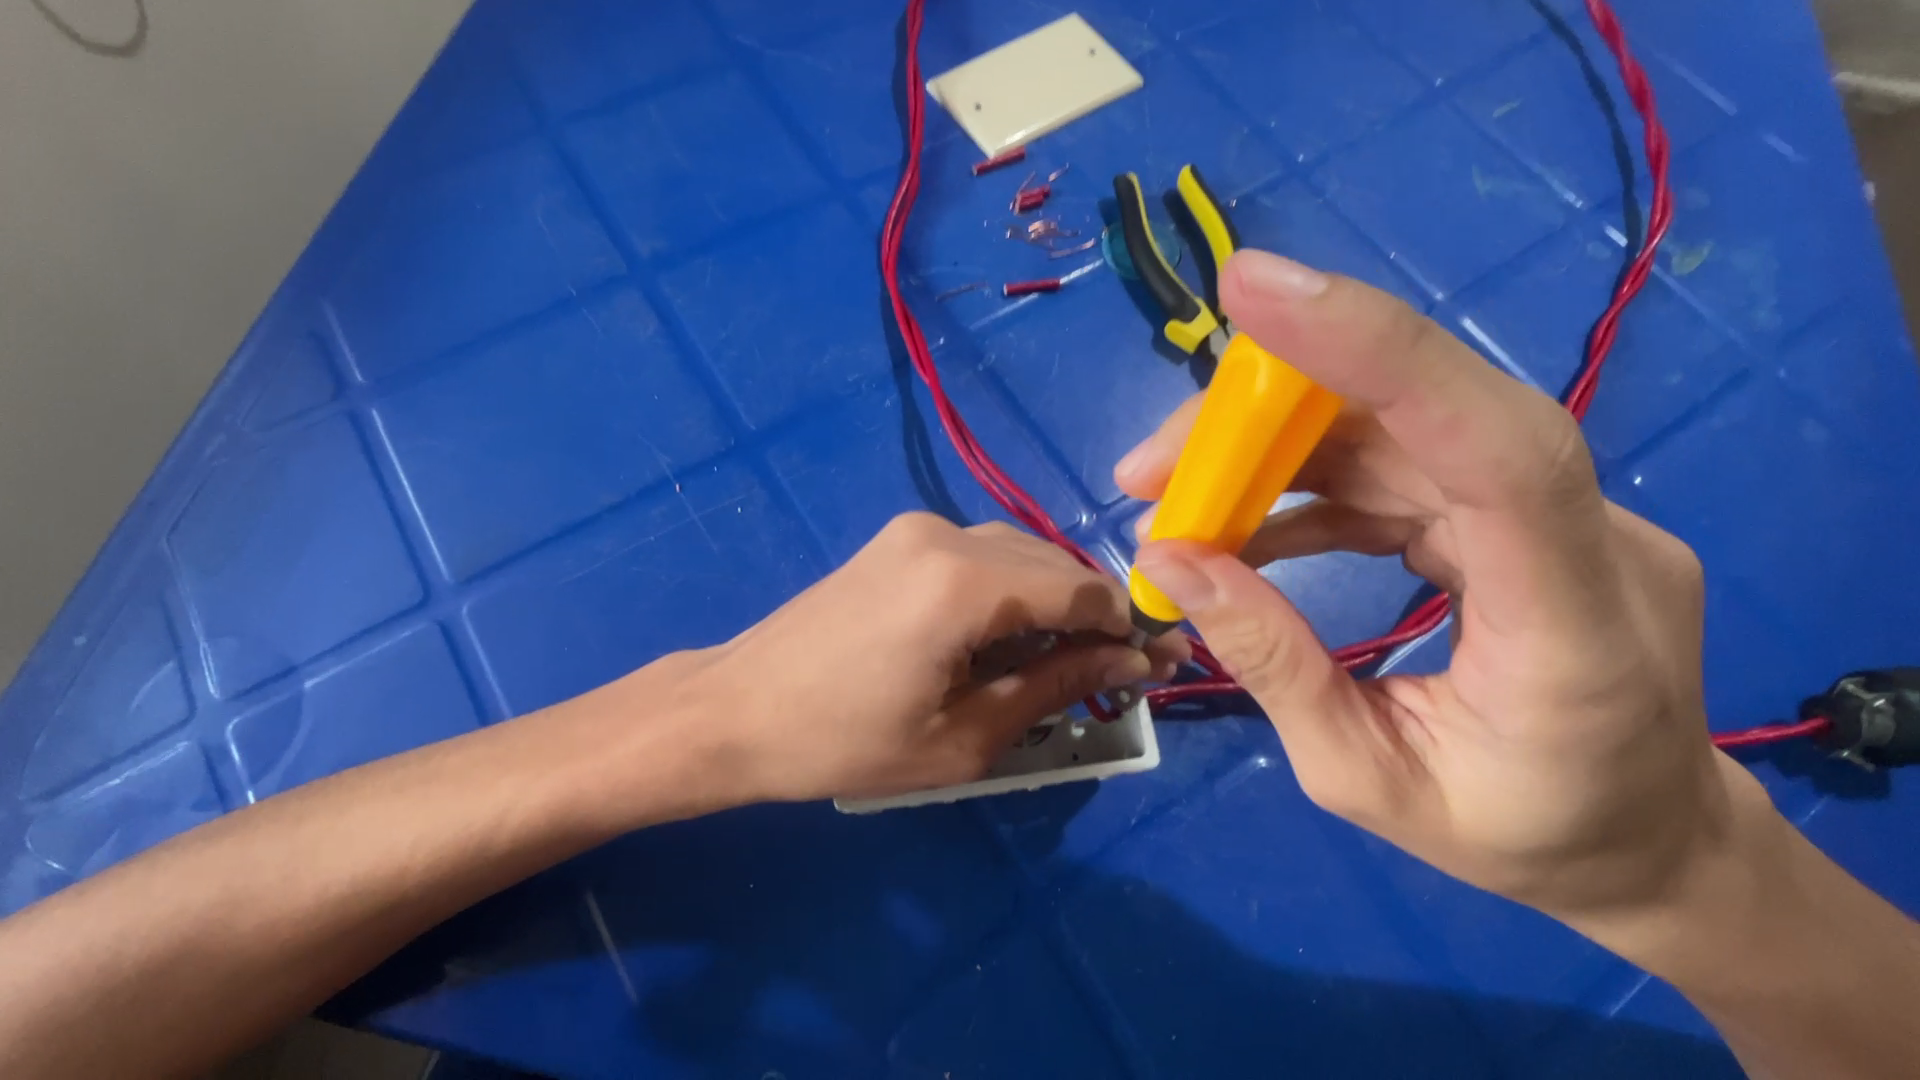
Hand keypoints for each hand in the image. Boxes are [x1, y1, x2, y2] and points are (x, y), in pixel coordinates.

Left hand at [667, 513, 1186, 802]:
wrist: (734, 711)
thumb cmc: (844, 743)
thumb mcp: (964, 737)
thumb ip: (1055, 687)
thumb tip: (1130, 661)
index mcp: (962, 583)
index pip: (1082, 587)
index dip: (1128, 625)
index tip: (1157, 666)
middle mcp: (945, 534)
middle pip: (1055, 561)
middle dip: (1094, 614)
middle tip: (1114, 674)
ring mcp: (917, 528)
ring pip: (1020, 553)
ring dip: (1054, 600)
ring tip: (1061, 664)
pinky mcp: (899, 538)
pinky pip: (981, 554)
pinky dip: (1011, 590)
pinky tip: (1006, 638)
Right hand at [1115, 250, 1762, 927]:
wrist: (1649, 846)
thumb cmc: (1519, 836)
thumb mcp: (1365, 778)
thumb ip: (1272, 662)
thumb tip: (1167, 558)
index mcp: (1576, 626)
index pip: (1500, 446)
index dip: (1375, 348)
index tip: (1254, 290)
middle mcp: (1593, 536)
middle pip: (1420, 419)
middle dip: (1264, 422)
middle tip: (1147, 468)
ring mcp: (1568, 514)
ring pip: (1400, 432)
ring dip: (1271, 451)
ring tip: (1170, 497)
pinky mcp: (1526, 513)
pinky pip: (1404, 467)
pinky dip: (1308, 483)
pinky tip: (1240, 520)